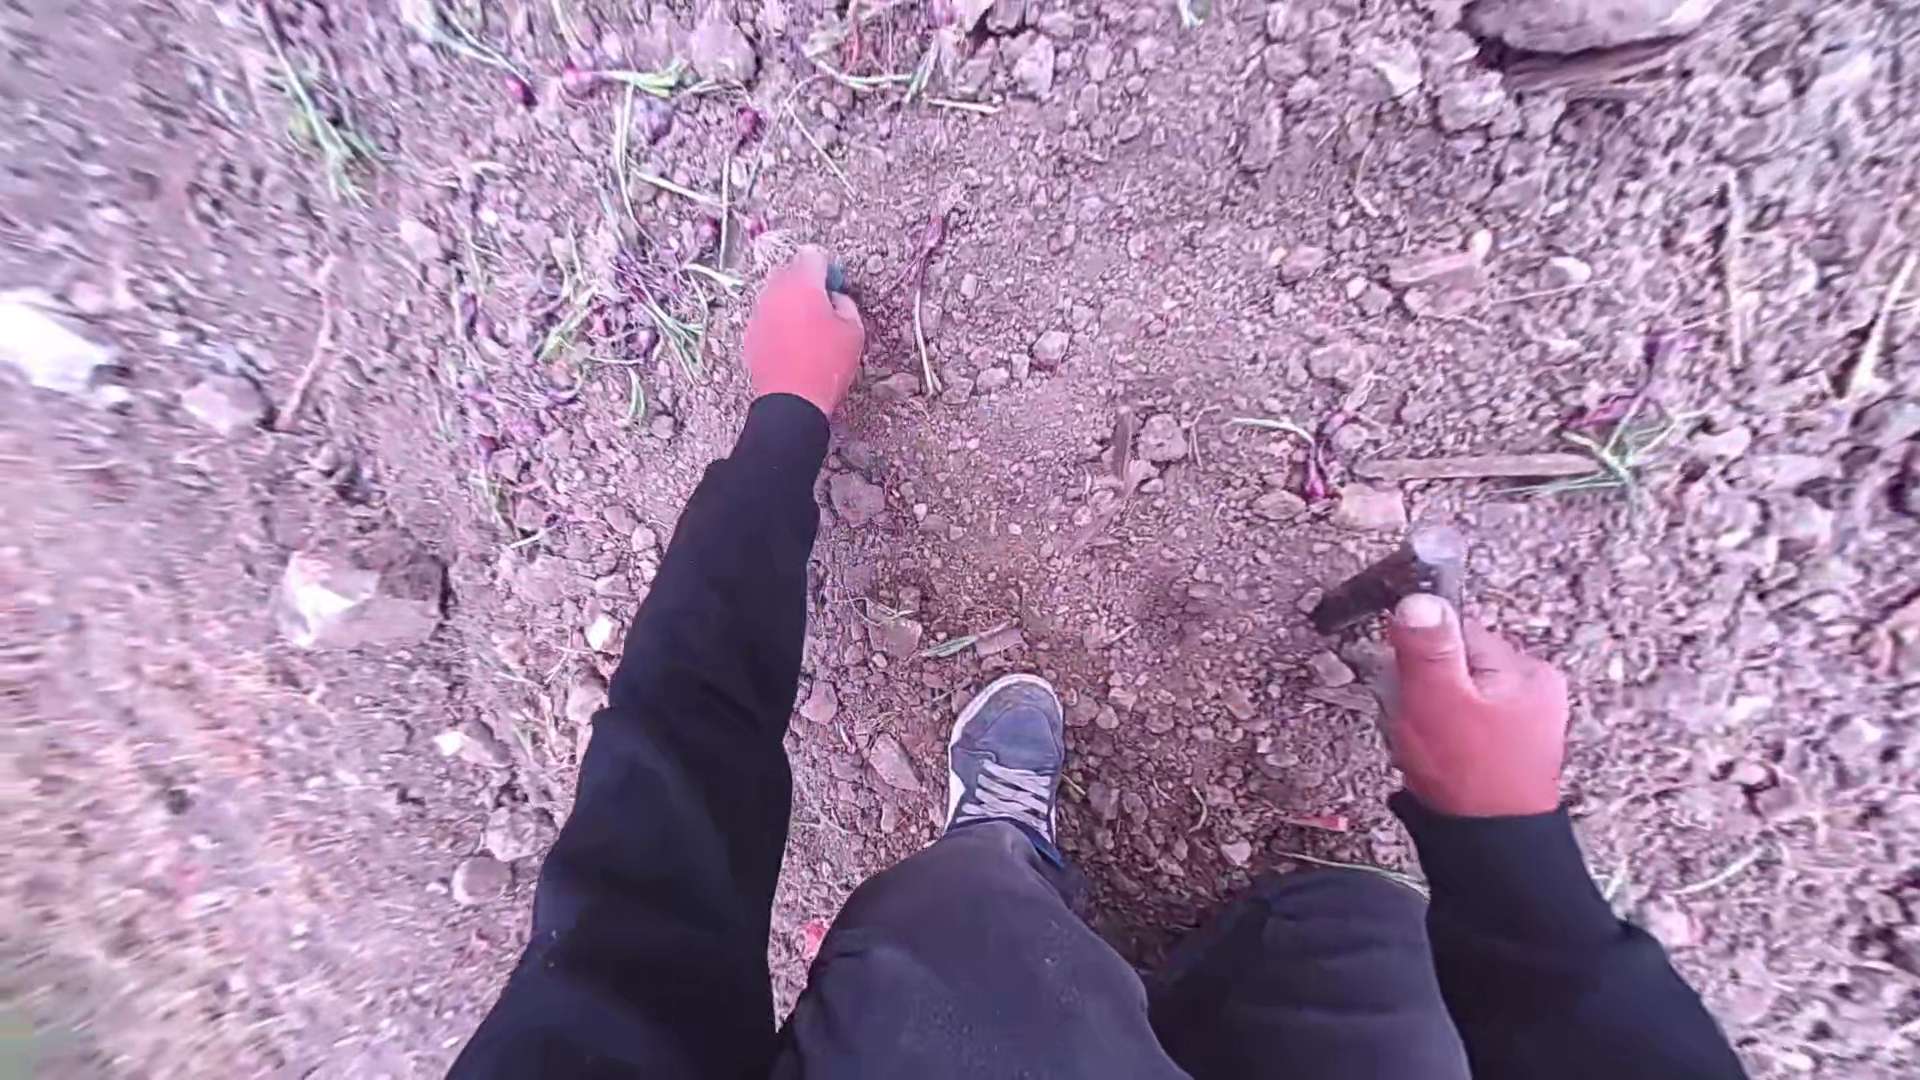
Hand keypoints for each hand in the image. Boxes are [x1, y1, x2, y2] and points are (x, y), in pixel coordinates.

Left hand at [744, 245, 863, 417]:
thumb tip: (837, 299)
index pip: (814, 255)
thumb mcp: (854, 332)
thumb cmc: (825, 366)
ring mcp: (759, 313)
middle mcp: (775, 292)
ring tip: (811, 334)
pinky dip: (781, 327)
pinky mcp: (751, 335)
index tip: (836, 286)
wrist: (792, 402)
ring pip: (778, 297)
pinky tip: (795, 349)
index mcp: (802, 284)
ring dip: (794, 307)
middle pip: (792, 273)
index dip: (829, 269)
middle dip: (809, 286)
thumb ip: (847, 305)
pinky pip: (768, 320)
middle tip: (826, 311)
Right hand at [1385, 594, 1569, 816]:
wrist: (1483, 839)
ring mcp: (1516, 710)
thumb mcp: (1437, 699)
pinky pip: (1452, 704)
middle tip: (1414, 707)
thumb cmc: (1466, 771)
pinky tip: (1429, 738)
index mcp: (1523, 670)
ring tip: (1421, 729)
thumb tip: (1420, 599)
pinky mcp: (1499, 730)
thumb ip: (1427, 647)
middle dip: (1417, 678)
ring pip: (1446, 680)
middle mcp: (1528, 684)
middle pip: (1447, 654)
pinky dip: (1432, 716)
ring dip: (1420, 699)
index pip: (1452, 628)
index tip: (1404, 673)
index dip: (1416, 649)